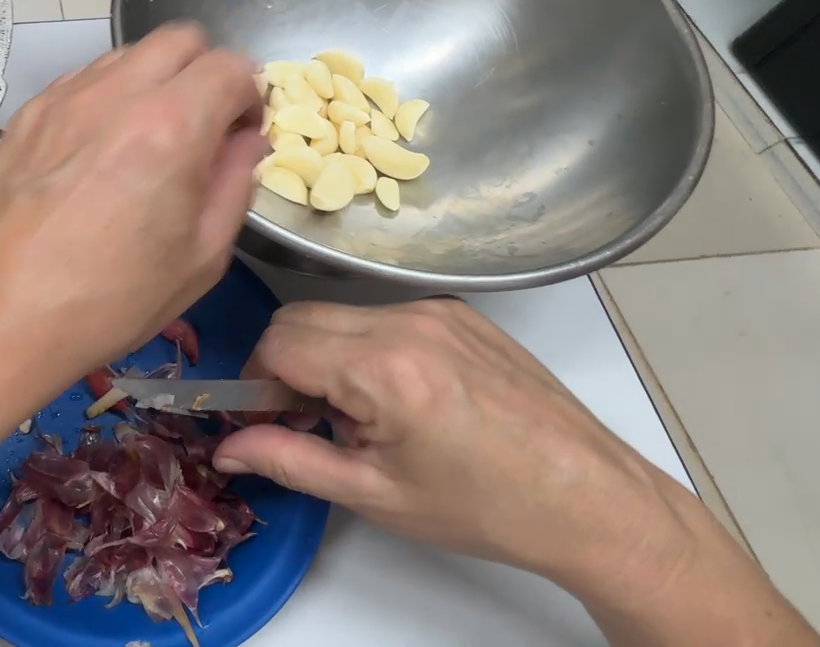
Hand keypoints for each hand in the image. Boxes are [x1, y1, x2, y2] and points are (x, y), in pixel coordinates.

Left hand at [0, 22, 267, 393]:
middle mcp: (114, 93)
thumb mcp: (201, 257)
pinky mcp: (27, 113)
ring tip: (146, 138)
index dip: (250, 97)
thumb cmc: (109, 299)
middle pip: (179, 39)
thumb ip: (234, 183)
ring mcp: (63, 97)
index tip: (241, 134)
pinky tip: (97, 148)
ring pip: (126, 54)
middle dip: (205, 71)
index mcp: (170, 124)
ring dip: (153, 79)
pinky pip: (82, 80)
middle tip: (202, 125)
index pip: (231, 65)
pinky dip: (106, 96)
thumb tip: (245, 141)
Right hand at [214, 300, 696, 587]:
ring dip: (324, 351)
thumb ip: (288, 461)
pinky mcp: (457, 311)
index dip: (259, 380)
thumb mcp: (374, 495)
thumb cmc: (483, 509)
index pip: (277, 343)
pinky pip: (380, 312)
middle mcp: (404, 322)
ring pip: (336, 312)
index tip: (271, 417)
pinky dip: (364, 343)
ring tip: (360, 407)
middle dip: (285, 362)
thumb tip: (224, 449)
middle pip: (298, 317)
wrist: (595, 502)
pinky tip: (398, 390)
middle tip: (309, 415)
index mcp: (382, 368)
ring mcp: (434, 310)